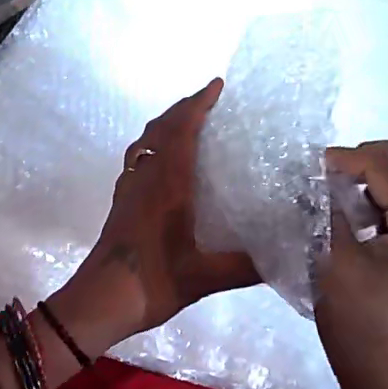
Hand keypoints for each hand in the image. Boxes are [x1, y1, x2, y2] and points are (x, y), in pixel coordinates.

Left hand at [47, 79, 260, 353]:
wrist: (98, 302)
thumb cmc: (151, 284)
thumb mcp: (205, 278)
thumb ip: (247, 267)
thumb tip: (289, 254)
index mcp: (166, 186)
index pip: (182, 132)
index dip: (198, 105)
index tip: (217, 86)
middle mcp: (144, 180)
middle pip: (160, 130)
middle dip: (183, 108)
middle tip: (208, 100)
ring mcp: (128, 191)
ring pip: (144, 144)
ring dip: (164, 126)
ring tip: (187, 125)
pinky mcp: (120, 206)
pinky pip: (136, 161)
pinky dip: (152, 148)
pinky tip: (163, 166)